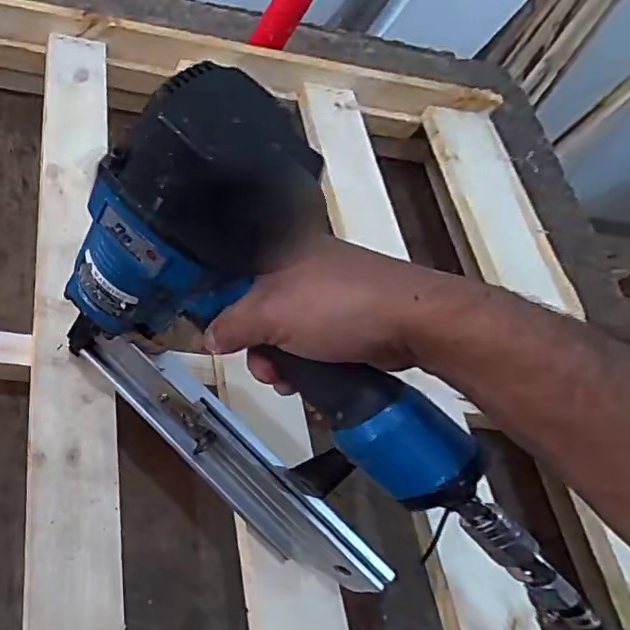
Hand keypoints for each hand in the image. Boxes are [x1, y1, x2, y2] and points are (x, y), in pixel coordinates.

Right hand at [200, 234, 487, 392]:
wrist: (421, 325)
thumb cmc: (340, 307)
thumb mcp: (267, 316)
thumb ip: (228, 327)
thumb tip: (208, 339)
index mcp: (282, 250)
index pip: (231, 270)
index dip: (214, 299)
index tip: (208, 326)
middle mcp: (303, 266)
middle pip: (252, 307)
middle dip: (249, 343)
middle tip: (259, 363)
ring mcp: (327, 292)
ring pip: (279, 328)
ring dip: (274, 359)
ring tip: (284, 378)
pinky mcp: (347, 316)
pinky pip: (306, 340)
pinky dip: (299, 361)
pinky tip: (303, 378)